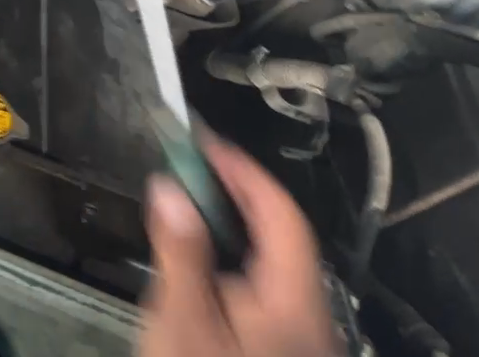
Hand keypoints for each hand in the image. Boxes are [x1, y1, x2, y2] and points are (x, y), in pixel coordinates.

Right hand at [139, 135, 335, 356]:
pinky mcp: (281, 351)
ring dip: (232, 224)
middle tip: (190, 164)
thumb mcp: (183, 320)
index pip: (283, 218)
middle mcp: (308, 316)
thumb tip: (170, 187)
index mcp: (293, 302)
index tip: (204, 142)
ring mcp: (299, 338)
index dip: (246, 174)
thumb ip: (180, 251)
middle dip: (237, 194)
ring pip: (272, 264)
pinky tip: (198, 259)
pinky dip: (231, 256)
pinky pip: (262, 287)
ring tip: (187, 199)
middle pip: (283, 239)